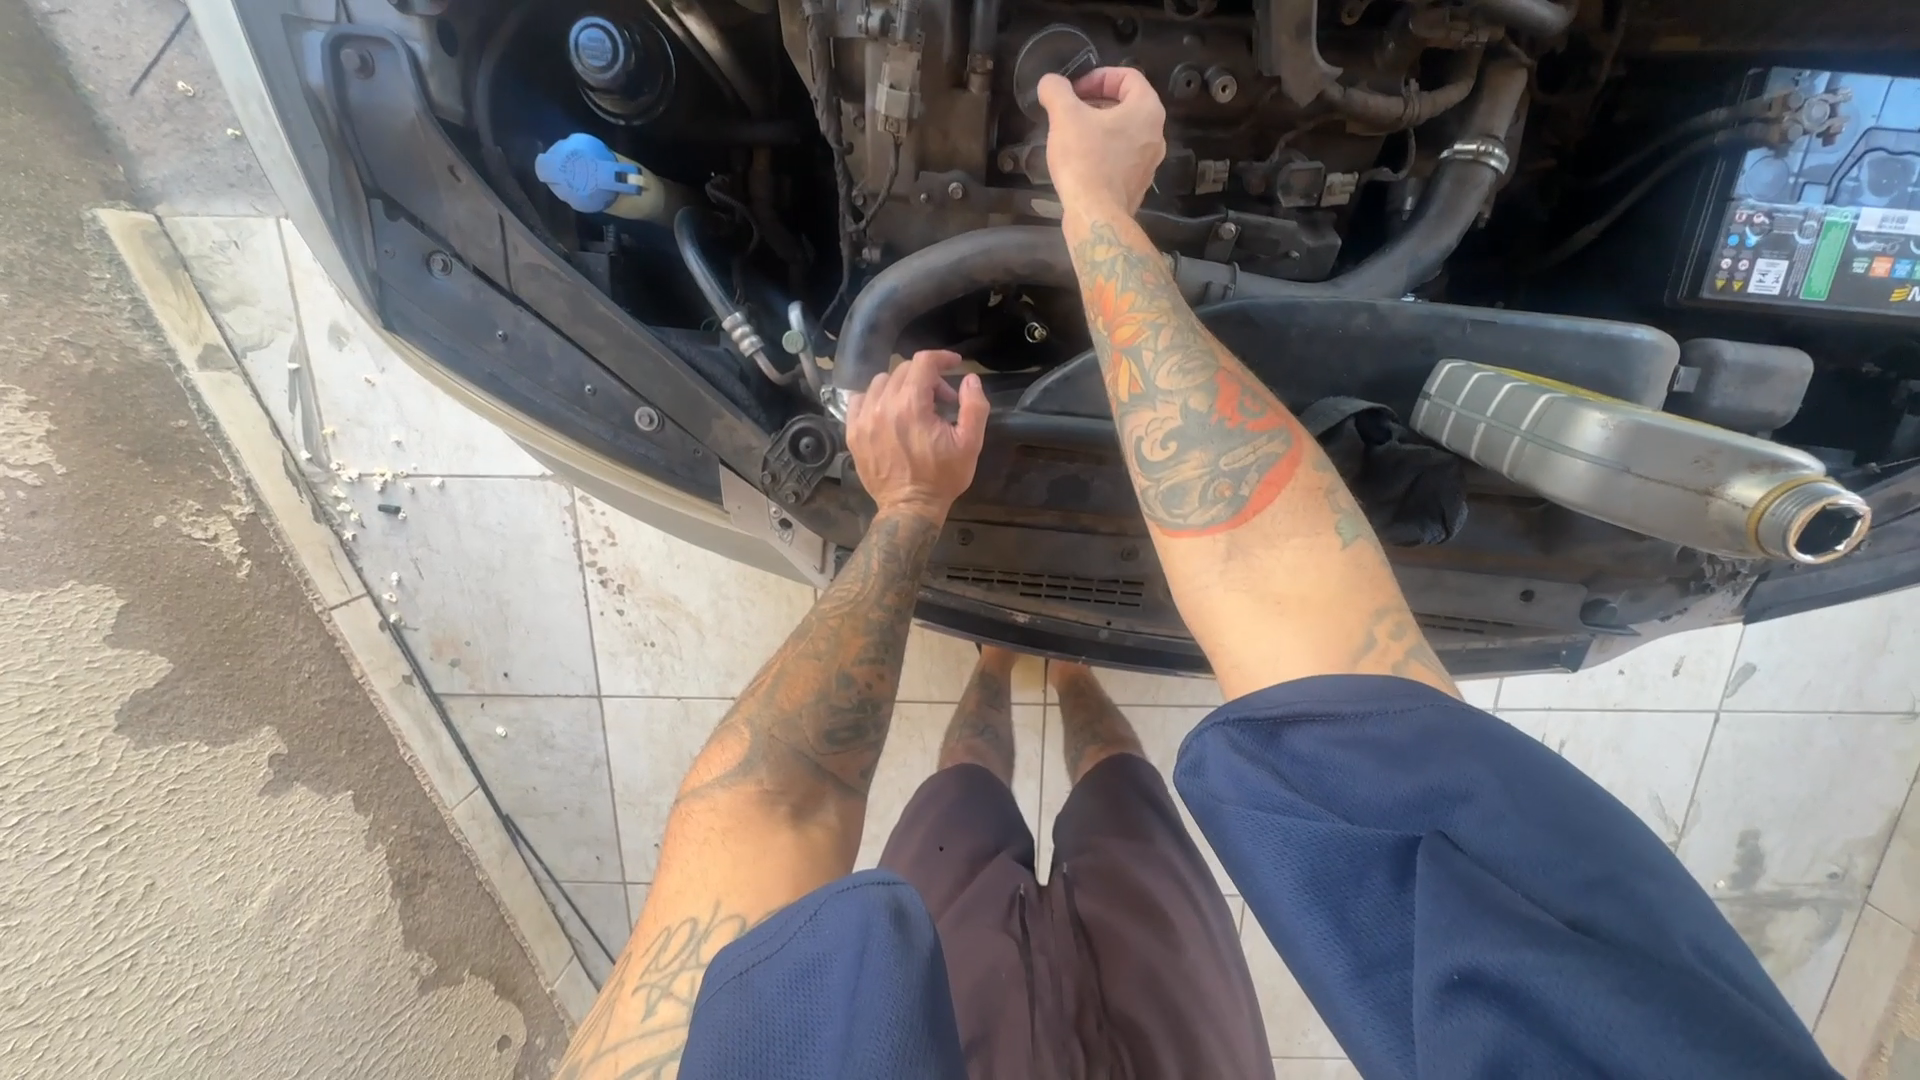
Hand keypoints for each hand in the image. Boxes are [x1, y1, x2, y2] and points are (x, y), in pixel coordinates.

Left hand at [846, 350, 989, 520]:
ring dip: (901, 386)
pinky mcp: (853, 433)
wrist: (910, 508)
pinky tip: (889, 411)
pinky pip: (859, 400)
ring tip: (915, 406)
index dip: (942, 358)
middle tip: (942, 399)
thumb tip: (970, 379)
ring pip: (881, 382)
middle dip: (927, 377)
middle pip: (902, 370)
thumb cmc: (943, 478)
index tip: (954, 364)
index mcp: (912, 405)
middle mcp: (883, 406)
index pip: (923, 362)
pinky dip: (875, 398)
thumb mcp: (970, 444)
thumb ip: (974, 406)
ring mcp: (864, 420)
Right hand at [1037, 67, 1166, 219]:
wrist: (1096, 215)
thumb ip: (1056, 91)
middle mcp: (1156, 134)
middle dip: (1097, 103)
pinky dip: (1104, 153)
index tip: (1075, 90)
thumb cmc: (1084, 161)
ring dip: (1099, 129)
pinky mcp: (1136, 185)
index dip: (1098, 77)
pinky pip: (1121, 159)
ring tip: (1073, 136)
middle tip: (1071, 112)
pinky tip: (1082, 162)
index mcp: (1147, 110)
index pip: (1128, 77)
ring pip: (1124, 134)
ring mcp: (1149, 163)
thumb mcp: (1064, 117)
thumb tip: (1049, 83)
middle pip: (1127, 105)